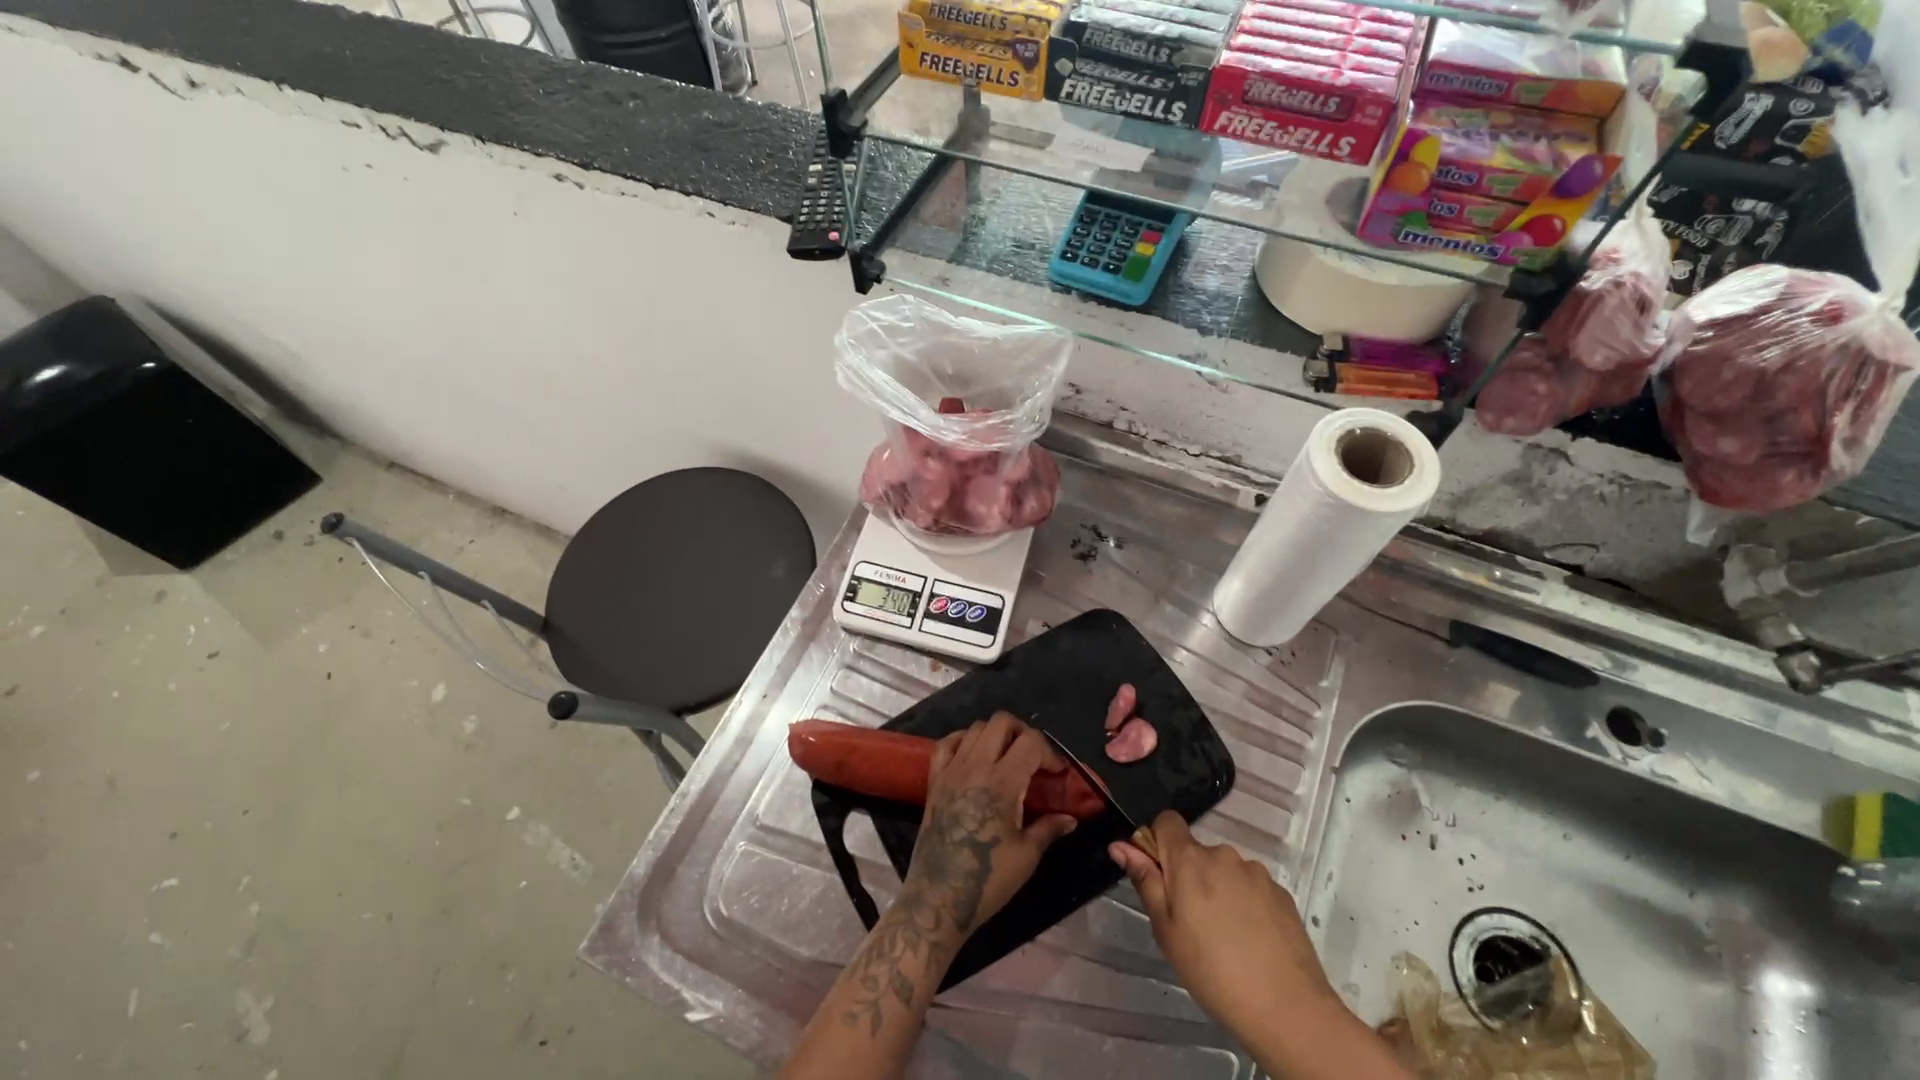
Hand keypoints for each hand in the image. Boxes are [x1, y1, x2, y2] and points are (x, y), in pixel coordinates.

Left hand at [904, 713, 1078, 940]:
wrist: (940, 897)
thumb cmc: (990, 878)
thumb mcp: (1028, 854)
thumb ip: (1049, 828)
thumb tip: (1070, 818)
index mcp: (1002, 782)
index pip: (1031, 742)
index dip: (1050, 752)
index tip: (1056, 773)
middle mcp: (975, 767)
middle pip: (1001, 722)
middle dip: (1023, 733)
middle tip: (1033, 758)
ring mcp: (950, 771)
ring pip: (975, 728)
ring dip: (995, 735)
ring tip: (1006, 758)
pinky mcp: (933, 781)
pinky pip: (945, 744)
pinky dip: (963, 740)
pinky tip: (973, 756)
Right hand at [1110, 812, 1337, 1034]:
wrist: (1285, 1005)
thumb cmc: (1210, 969)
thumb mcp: (1165, 929)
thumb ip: (1145, 881)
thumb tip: (1120, 845)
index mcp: (1190, 860)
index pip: (1167, 821)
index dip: (1158, 842)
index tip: (1160, 877)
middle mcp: (1224, 855)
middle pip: (1197, 852)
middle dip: (1189, 876)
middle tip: (1191, 923)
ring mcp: (1257, 873)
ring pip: (1225, 871)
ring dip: (1218, 890)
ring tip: (1225, 937)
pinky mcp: (1281, 893)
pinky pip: (1251, 888)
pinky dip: (1245, 904)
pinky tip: (1250, 941)